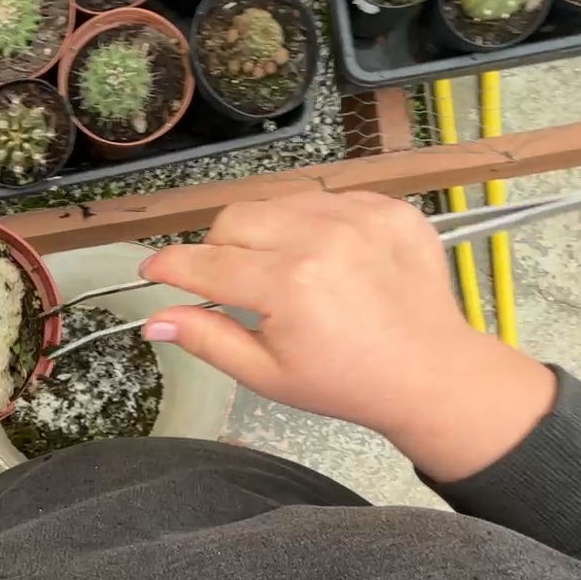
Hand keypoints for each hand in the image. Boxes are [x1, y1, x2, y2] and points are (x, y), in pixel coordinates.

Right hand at [138, 191, 556, 481]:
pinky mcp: (387, 206)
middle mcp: (321, 238)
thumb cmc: (342, 382)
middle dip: (218, 250)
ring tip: (279, 272)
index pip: (204, 263)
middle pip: (233, 220)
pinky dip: (306, 224)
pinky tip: (320, 259)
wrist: (430, 372)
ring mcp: (360, 216)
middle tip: (231, 286)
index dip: (168, 266)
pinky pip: (322, 198)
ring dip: (261, 234)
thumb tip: (154, 322)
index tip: (150, 270)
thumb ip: (206, 339)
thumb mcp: (264, 374)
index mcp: (287, 286)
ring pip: (274, 202)